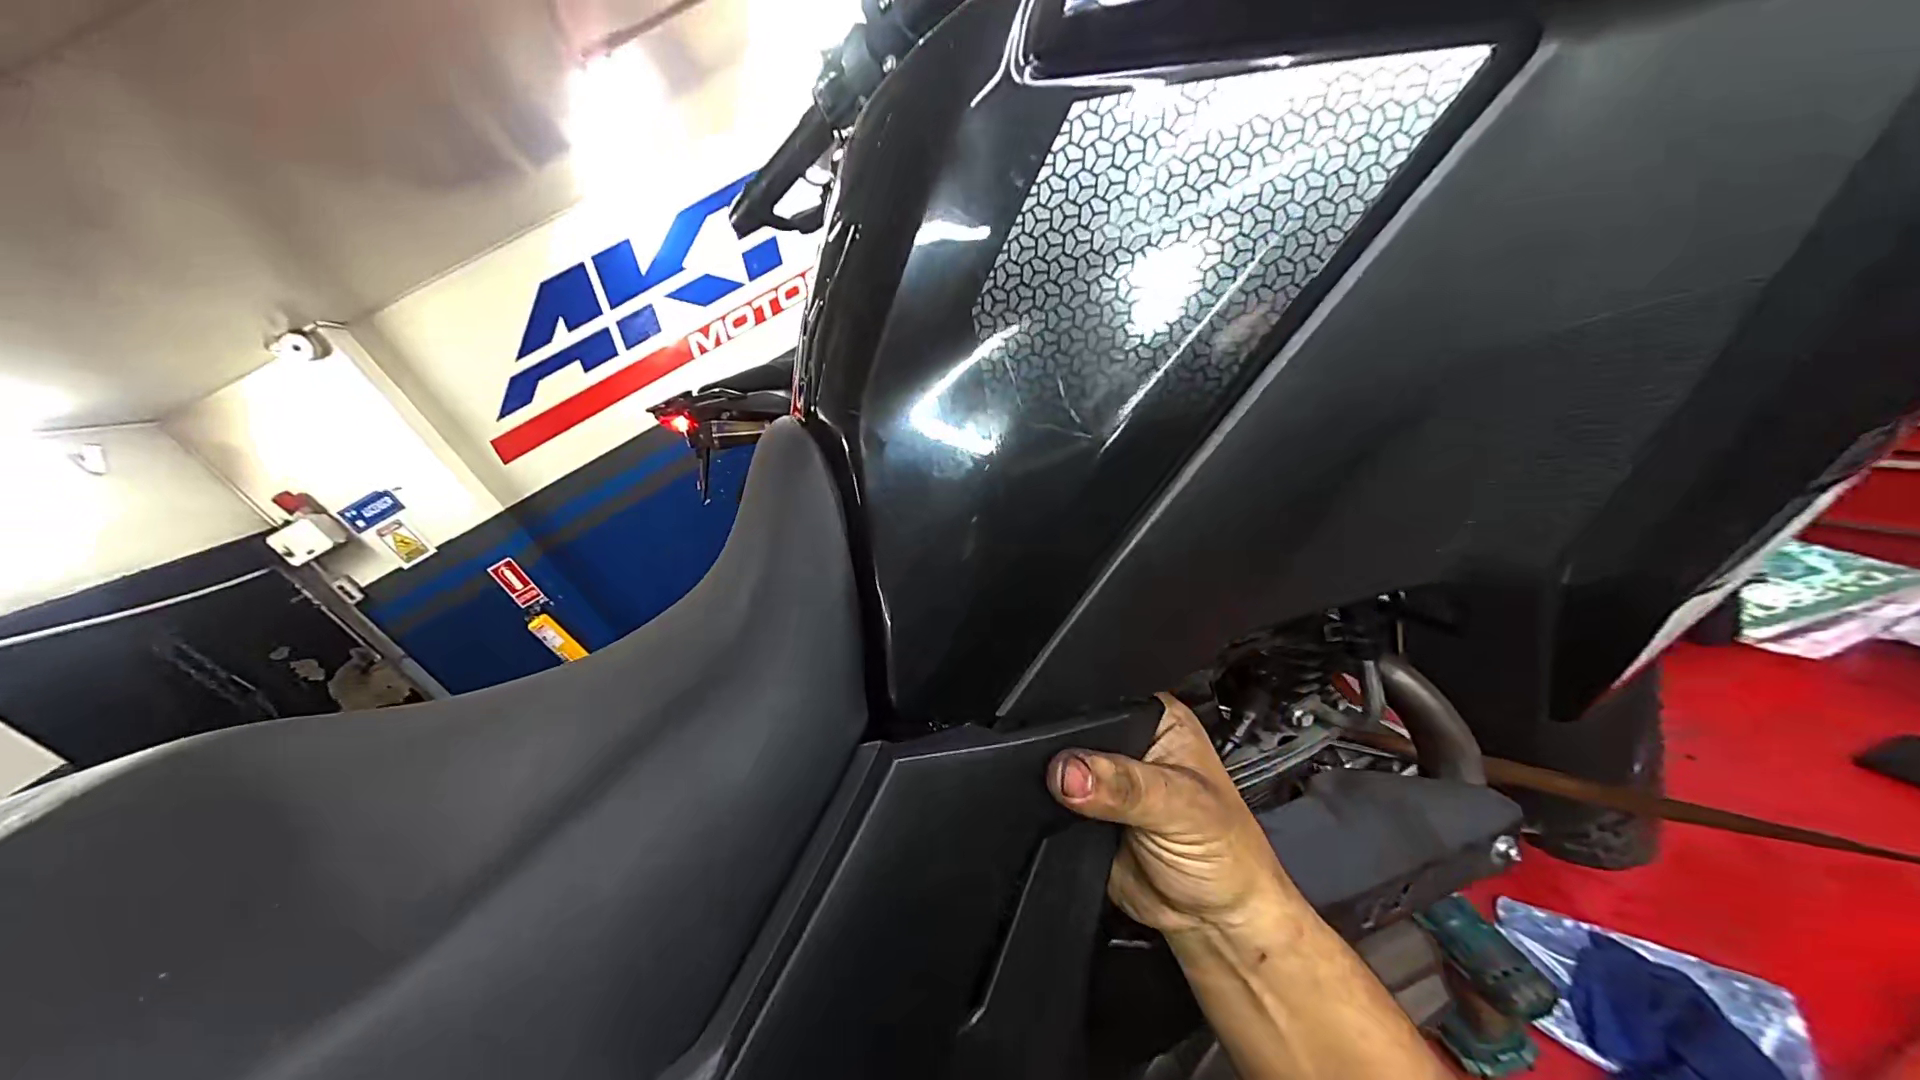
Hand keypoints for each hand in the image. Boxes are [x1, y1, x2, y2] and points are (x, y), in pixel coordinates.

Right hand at [1047, 693, 1305, 935]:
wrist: (1215, 920)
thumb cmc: (1228, 855)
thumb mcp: (1182, 808)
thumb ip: (1126, 786)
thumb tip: (1071, 770)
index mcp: (1157, 720)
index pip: (1106, 702)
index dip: (1083, 718)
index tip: (1072, 748)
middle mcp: (1127, 744)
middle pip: (1074, 734)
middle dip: (1067, 759)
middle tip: (1078, 788)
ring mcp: (1102, 780)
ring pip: (1058, 771)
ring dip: (1058, 792)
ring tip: (1085, 813)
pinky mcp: (1081, 815)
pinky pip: (1050, 808)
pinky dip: (1052, 819)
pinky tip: (1071, 826)